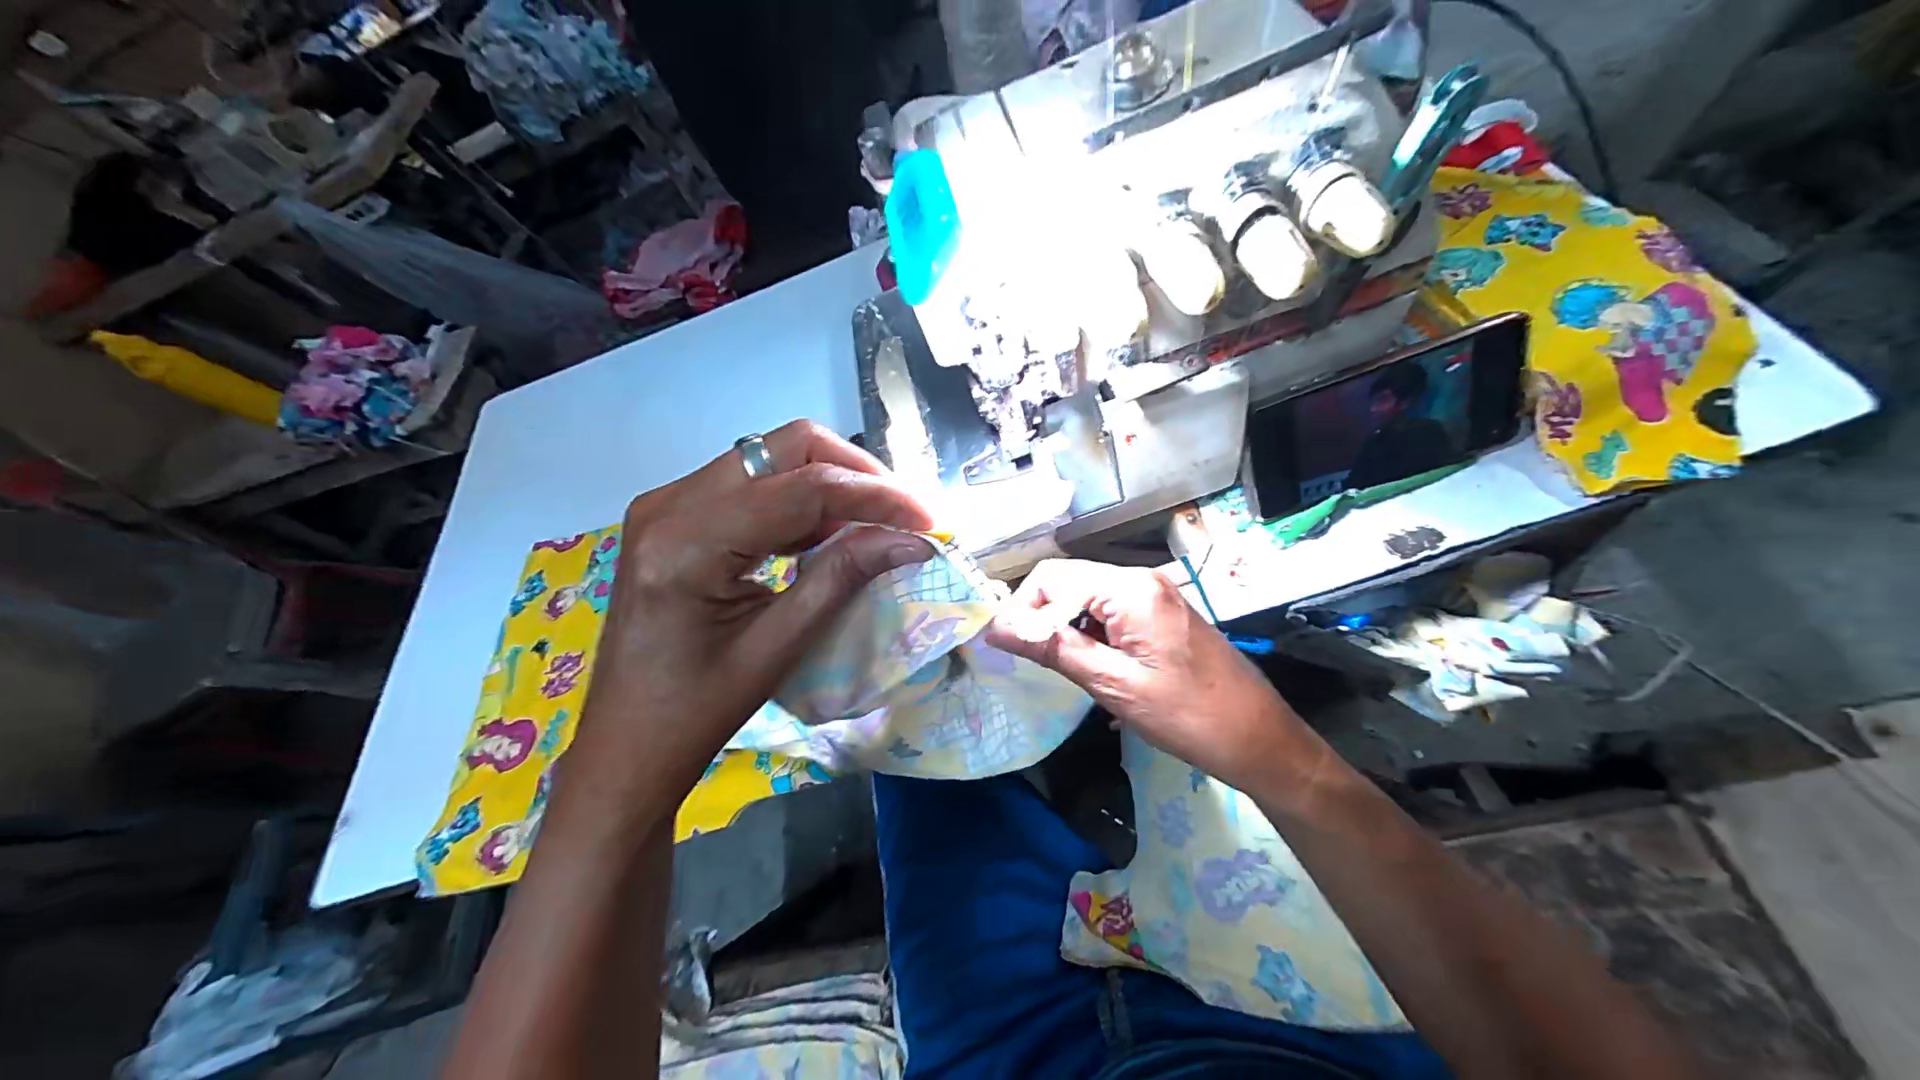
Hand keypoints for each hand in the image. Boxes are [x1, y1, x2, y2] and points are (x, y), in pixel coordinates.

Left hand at [571, 420, 934, 808]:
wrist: (627, 740)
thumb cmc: (698, 710)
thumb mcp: (779, 647)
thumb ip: (844, 578)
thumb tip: (914, 540)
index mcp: (688, 542)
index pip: (803, 487)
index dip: (875, 496)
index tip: (926, 521)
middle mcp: (669, 503)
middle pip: (785, 447)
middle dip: (854, 473)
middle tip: (900, 516)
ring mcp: (666, 503)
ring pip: (770, 458)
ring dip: (829, 483)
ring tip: (874, 525)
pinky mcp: (673, 513)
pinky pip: (751, 483)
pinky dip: (798, 500)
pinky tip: (828, 533)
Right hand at [984, 559, 1309, 792]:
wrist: (1258, 738)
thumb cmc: (1187, 716)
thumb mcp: (1112, 684)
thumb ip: (1052, 649)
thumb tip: (997, 628)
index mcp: (1130, 589)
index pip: (1051, 578)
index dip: (1022, 609)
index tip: (1011, 649)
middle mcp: (1142, 580)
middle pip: (1068, 582)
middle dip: (1042, 617)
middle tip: (1036, 663)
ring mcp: (1155, 594)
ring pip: (1087, 596)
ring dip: (1066, 626)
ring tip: (1065, 668)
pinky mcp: (1162, 612)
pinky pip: (1110, 609)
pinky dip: (1091, 631)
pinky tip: (1093, 664)